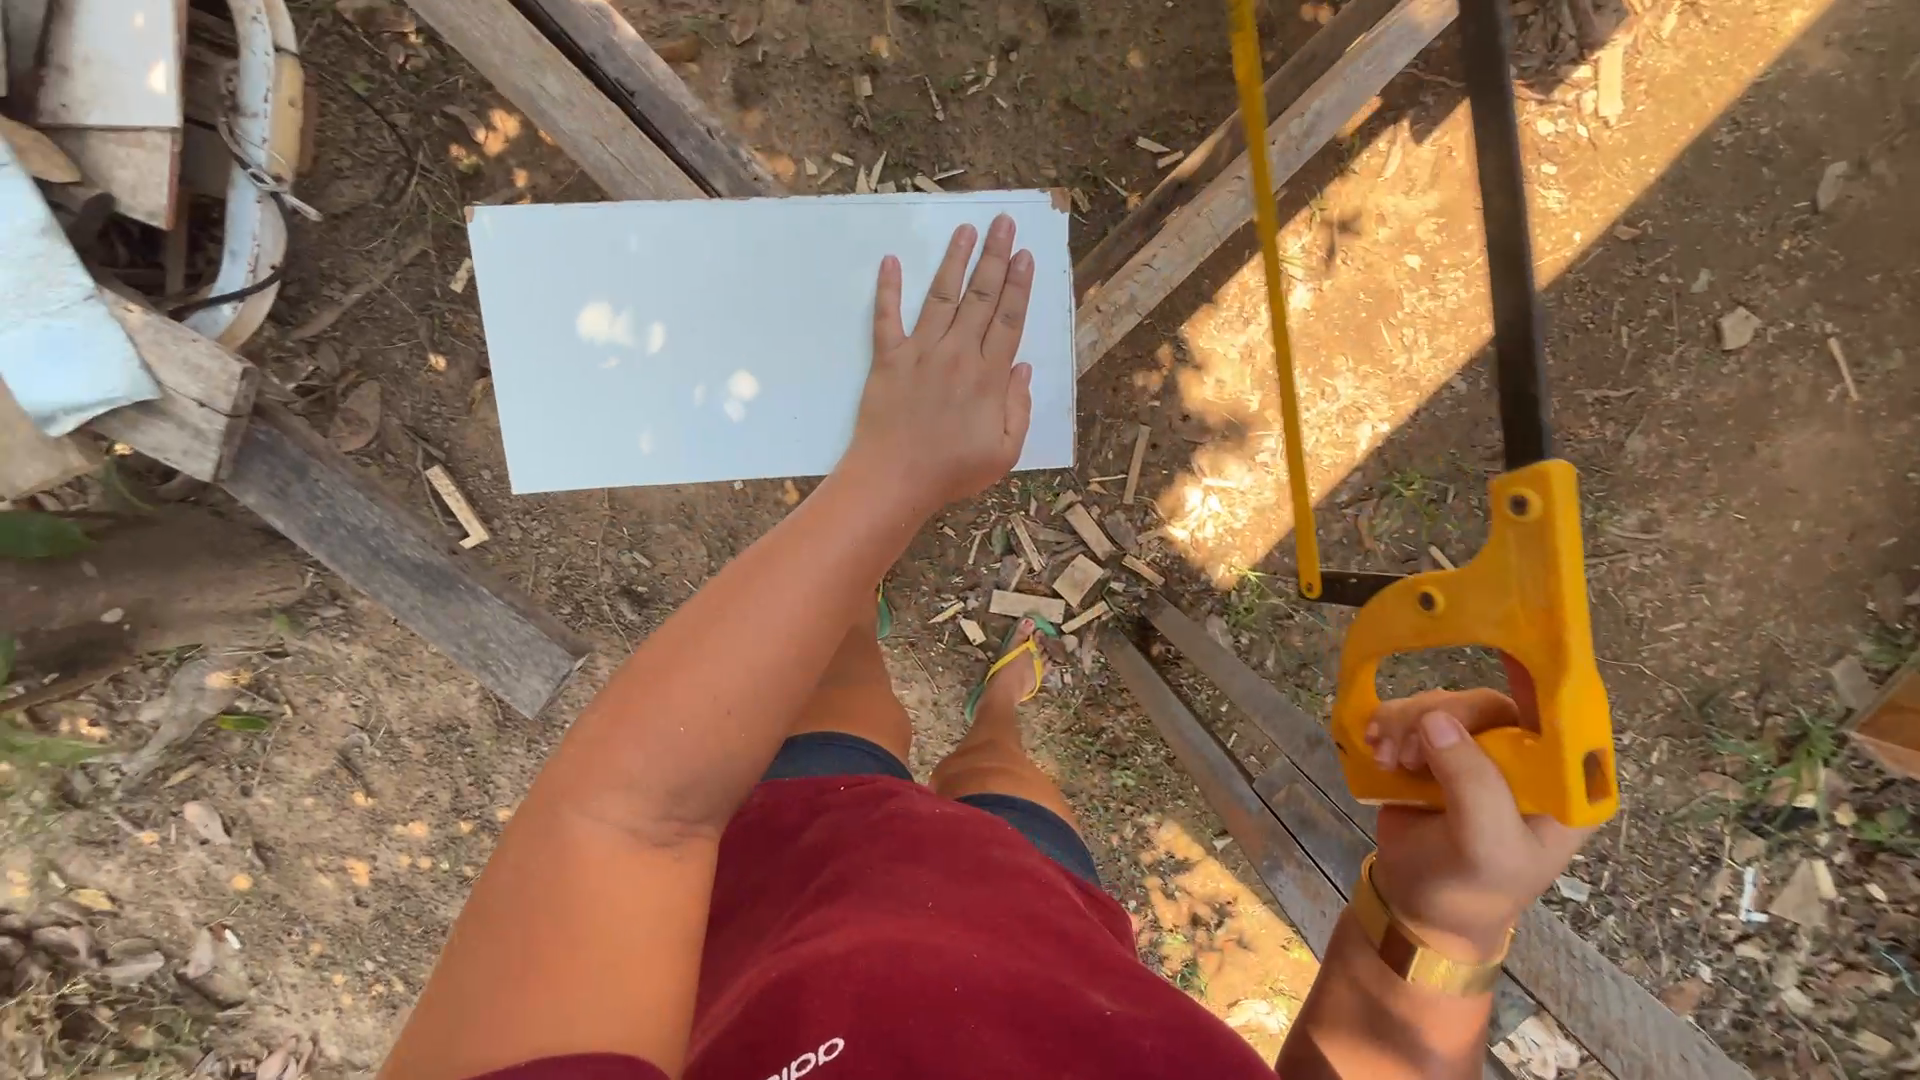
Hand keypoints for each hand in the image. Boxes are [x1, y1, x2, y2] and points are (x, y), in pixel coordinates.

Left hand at [842, 215, 1033, 514]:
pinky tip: (890, 261)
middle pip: (981, 297)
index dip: (1020, 285)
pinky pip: (887, 318)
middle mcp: (958, 354)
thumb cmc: (952, 472)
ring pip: (941, 297)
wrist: (894, 481)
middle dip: (995, 257)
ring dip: (955, 260)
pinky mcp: (888, 360)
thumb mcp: (1004, 453)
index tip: (1026, 256)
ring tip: (965, 229)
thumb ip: (1019, 408)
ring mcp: (921, 353)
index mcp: (989, 377)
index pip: (1010, 320)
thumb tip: (1023, 369)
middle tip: (1003, 223)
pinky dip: (887, 289)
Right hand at [1364, 659, 1592, 965]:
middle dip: (1440, 717)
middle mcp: (1523, 758)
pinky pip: (1410, 716)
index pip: (1560, 713)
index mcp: (1559, 781)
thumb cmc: (1469, 884)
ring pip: (1441, 706)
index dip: (1537, 672)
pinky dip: (1387, 724)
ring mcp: (1475, 753)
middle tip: (1407, 749)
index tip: (1503, 634)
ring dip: (1405, 723)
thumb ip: (1472, 782)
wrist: (1417, 903)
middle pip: (1486, 702)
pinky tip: (1375, 745)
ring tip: (1386, 755)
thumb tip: (1436, 721)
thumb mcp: (1484, 844)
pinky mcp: (1432, 752)